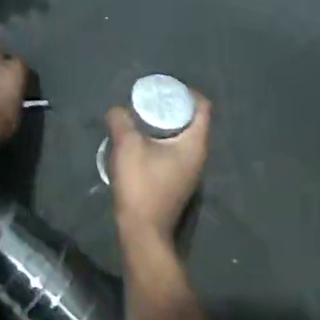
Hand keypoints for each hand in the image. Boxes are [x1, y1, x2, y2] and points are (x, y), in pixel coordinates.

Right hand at [108, 91, 211, 242]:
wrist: (142, 231)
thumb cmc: (141, 186)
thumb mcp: (127, 146)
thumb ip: (121, 121)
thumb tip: (117, 109)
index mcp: (195, 144)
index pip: (203, 107)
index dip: (187, 92)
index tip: (165, 87)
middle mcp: (199, 156)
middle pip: (193, 121)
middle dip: (172, 106)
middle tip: (150, 99)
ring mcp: (190, 171)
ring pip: (182, 137)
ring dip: (165, 125)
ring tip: (142, 117)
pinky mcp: (178, 181)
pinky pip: (175, 151)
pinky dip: (162, 140)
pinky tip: (141, 141)